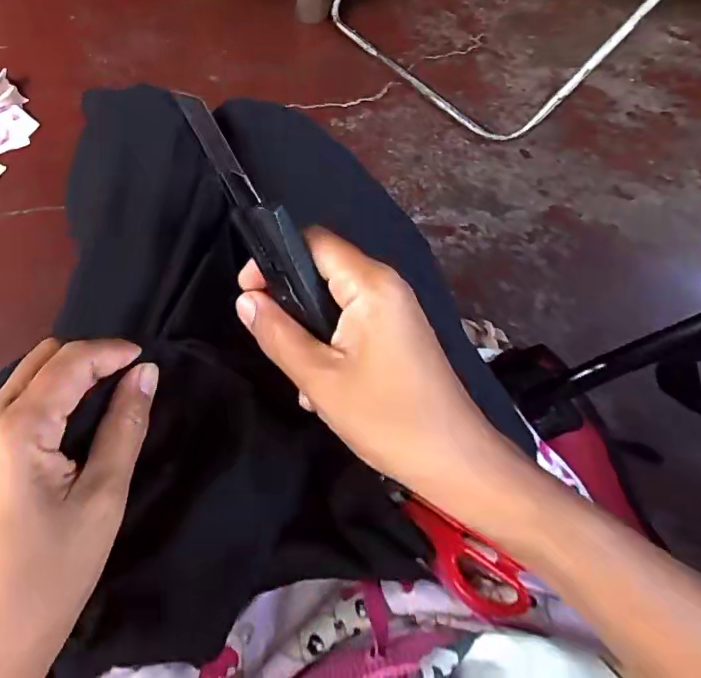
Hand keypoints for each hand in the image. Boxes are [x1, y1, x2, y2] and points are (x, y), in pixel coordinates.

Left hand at [0, 339, 157, 677]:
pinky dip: (51, 394)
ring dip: (70, 374)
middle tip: (131, 378)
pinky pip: (16, 401)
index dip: (112, 351)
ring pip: (27, 375)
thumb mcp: (102, 500)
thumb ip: (124, 426)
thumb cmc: (49, 578)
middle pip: (43, 358)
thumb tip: (146, 372)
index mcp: (15, 431)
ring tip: (112, 394)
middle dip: (90, 357)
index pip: (69, 362)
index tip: (149, 360)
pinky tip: (78, 418)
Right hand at [235, 228, 523, 514]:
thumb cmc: (386, 418)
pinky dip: (332, 342)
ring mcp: (397, 307)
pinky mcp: (400, 330)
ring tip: (300, 376)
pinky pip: (354, 319)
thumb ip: (278, 334)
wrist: (454, 459)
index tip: (247, 293)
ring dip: (310, 330)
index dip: (276, 258)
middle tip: (269, 338)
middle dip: (291, 300)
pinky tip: (323, 386)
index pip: (315, 241)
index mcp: (372, 284)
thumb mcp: (320, 379)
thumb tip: (246, 299)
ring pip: (336, 299)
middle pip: (325, 268)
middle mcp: (387, 284)